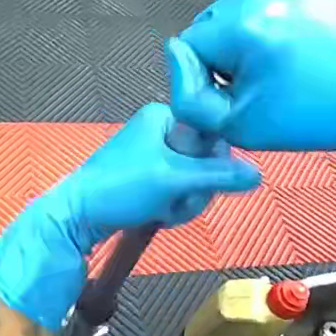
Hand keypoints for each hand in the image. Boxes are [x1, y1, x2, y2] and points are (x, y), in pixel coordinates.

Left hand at [0, 104, 260, 327]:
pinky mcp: (150, 179)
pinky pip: (179, 191)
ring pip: (194, 180)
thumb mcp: (173, 179)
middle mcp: (161, 132)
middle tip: (176, 200)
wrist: (76, 218)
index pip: (212, 135)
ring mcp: (155, 157)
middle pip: (206, 161)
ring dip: (184, 202)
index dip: (213, 163)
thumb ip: (218, 176)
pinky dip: (173, 207)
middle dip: (196, 188)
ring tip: (163, 210)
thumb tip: (259, 174)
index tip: (199, 181)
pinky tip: (158, 215)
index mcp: (163, 117)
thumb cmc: (121, 187)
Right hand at [165, 0, 335, 220]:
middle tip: (264, 73)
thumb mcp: (236, 127)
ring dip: (243, 23)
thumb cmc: (308, 117)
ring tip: (278, 50)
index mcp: (245, 26)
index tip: (243, 90)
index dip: (210, 74)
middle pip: (212, 17)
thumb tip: (175, 51)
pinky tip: (279, 23)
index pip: (191, 43)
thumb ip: (188, 96)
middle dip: (227, 47)